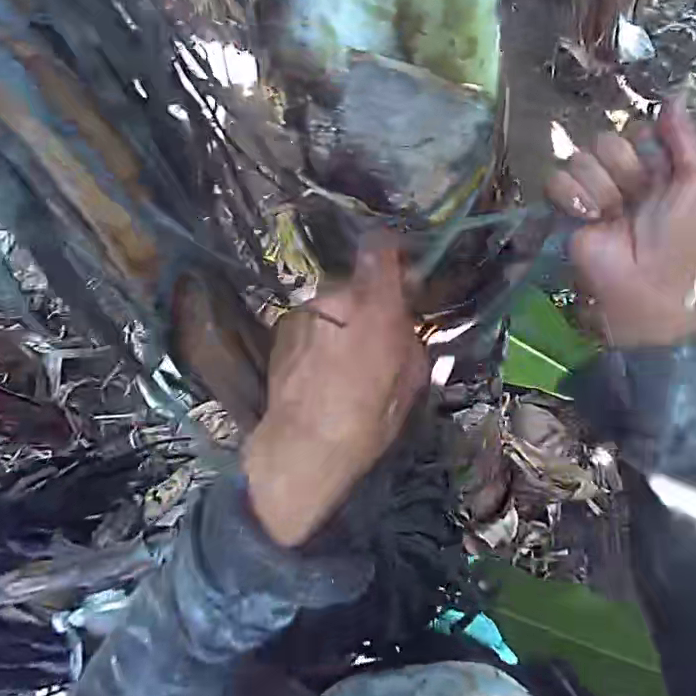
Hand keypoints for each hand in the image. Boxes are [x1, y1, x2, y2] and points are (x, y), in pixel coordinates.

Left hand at [242, 235, 426, 546]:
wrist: (303, 446)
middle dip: (369, 300)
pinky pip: (313, 321)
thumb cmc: (369, 417)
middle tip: (375, 332)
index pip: (380, 248)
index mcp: (376, 305)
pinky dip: (321, 334)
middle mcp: (338, 296)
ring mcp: (306, 311)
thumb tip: (402, 317)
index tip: (399, 262)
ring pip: (334, 303)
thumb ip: (409, 334)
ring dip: (343, 320)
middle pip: (358, 282)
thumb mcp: (412, 377)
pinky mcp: (283, 328)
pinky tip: (320, 367)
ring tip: (344, 358)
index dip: (390, 249)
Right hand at [546, 95, 695, 347]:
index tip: (661, 174)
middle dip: (624, 172)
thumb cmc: (679, 238)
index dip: (647, 149)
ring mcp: (589, 187)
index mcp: (653, 163)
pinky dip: (573, 198)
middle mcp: (619, 170)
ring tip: (613, 217)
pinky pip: (556, 179)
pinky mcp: (564, 205)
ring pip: (580, 158)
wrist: (646, 283)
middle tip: (636, 200)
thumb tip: (674, 97)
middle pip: (606, 140)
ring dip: (602, 190)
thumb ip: (688, 140)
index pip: (638, 128)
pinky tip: (589, 218)